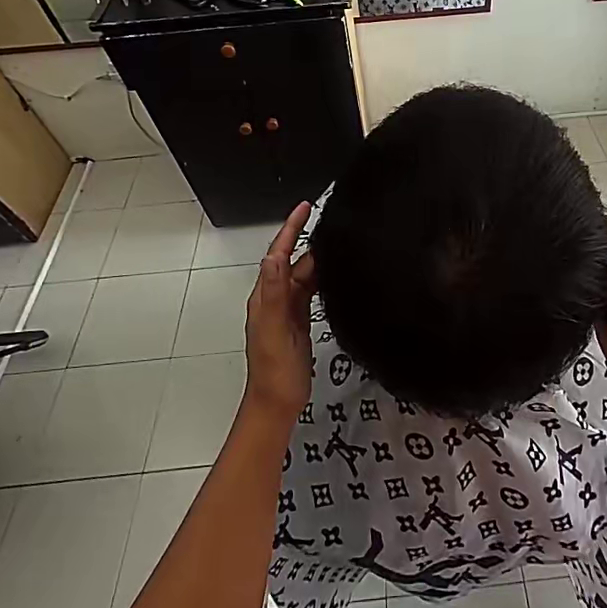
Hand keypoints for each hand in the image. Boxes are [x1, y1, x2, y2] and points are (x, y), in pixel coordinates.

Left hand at [244, 202, 316, 418]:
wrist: (278, 400)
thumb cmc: (275, 369)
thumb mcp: (273, 329)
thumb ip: (274, 293)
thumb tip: (273, 256)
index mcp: (266, 297)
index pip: (278, 254)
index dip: (291, 229)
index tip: (305, 207)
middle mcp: (276, 298)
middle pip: (294, 260)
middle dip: (309, 238)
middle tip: (333, 221)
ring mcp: (288, 310)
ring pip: (305, 274)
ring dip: (318, 257)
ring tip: (339, 241)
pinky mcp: (301, 320)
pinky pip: (312, 291)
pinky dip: (322, 278)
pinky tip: (336, 274)